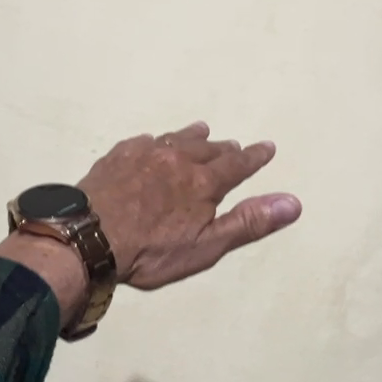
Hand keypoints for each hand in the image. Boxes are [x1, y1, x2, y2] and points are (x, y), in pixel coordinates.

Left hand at [79, 122, 301, 290]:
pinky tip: (152, 142)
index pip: (237, 165)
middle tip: (233, 146)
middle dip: (223, 148)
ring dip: (192, 136)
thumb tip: (293, 202)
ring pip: (176, 139)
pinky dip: (156, 141)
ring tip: (201, 130)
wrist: (89, 238)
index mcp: (203, 183)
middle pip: (207, 149)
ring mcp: (145, 154)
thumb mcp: (207, 246)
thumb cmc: (151, 251)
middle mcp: (178, 160)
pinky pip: (143, 141)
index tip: (267, 147)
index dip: (254, 157)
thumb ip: (249, 222)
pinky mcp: (118, 156)